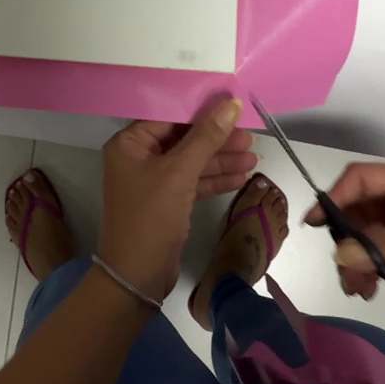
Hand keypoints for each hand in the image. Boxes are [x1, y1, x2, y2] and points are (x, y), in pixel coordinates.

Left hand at [98, 99, 256, 300]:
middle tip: (250, 137)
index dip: (202, 111)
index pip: (170, 117)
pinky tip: (241, 175)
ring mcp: (153, 181)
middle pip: (184, 139)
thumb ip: (206, 138)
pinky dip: (215, 179)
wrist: (137, 278)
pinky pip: (194, 182)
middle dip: (217, 139)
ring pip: (192, 161)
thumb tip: (231, 105)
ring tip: (254, 156)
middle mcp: (139, 157)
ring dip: (221, 159)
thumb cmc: (151, 217)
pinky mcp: (168, 202)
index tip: (232, 108)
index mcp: (130, 143)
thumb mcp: (180, 173)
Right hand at [312, 163, 384, 331]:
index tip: (316, 223)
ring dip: (353, 258)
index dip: (336, 195)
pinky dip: (366, 272)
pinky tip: (368, 291)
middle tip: (339, 264)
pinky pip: (376, 259)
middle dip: (343, 234)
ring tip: (356, 288)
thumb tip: (339, 254)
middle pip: (358, 208)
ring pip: (363, 236)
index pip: (362, 179)